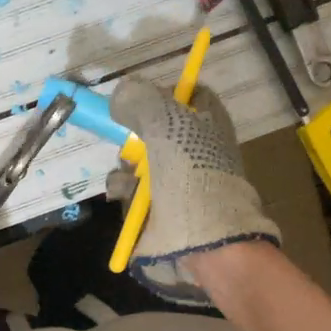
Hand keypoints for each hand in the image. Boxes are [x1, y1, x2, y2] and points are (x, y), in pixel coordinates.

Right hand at [106, 78, 280, 301]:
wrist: (201, 238)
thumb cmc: (192, 174)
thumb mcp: (168, 124)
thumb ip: (142, 100)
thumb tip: (120, 93)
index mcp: (209, 126)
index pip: (191, 96)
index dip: (168, 92)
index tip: (145, 97)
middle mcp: (193, 151)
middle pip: (154, 129)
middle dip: (135, 133)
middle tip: (128, 137)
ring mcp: (175, 182)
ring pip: (136, 160)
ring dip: (125, 165)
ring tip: (130, 175)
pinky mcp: (156, 208)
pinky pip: (129, 189)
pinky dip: (123, 190)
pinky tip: (126, 195)